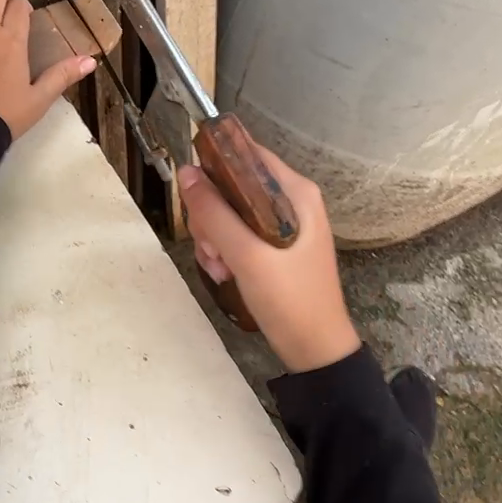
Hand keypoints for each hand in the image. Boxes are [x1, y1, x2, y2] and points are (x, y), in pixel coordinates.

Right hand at [177, 148, 358, 372]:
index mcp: (294, 191)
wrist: (315, 349)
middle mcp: (290, 200)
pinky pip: (236, 233)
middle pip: (231, 184)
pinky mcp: (273, 245)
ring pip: (228, 211)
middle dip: (210, 214)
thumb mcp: (246, 254)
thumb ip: (214, 213)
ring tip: (218, 266)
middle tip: (211, 245)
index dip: (214, 164)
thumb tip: (186, 172)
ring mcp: (281, 224)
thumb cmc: (288, 298)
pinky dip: (222, 250)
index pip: (246, 153)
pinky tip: (222, 273)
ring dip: (213, 237)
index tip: (194, 194)